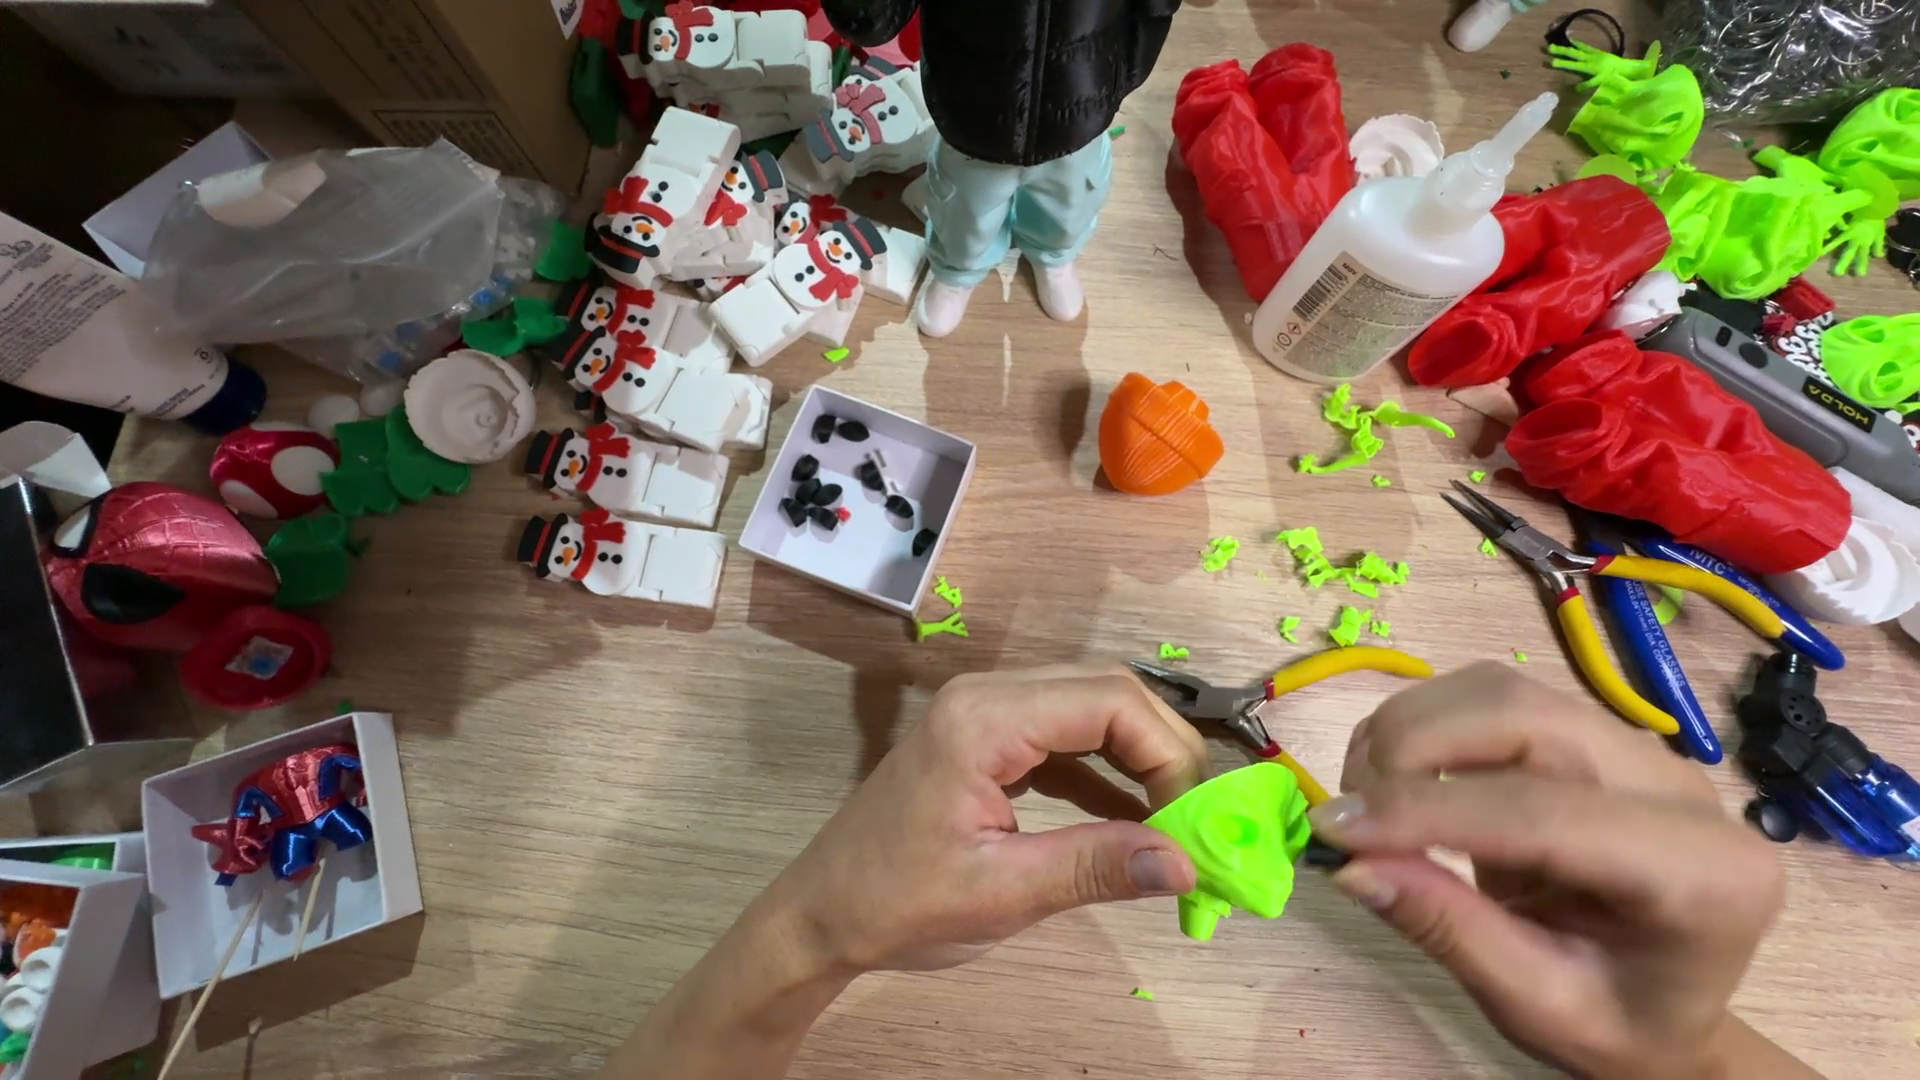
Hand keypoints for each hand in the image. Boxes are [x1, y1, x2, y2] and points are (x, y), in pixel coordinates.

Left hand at [764, 666, 1209, 972]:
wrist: (822, 910)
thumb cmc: (897, 903)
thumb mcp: (1001, 893)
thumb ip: (1095, 867)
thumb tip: (1186, 862)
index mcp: (985, 718)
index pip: (1108, 699)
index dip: (1167, 753)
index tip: (1192, 825)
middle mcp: (988, 694)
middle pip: (1105, 690)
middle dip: (1161, 749)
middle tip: (1193, 820)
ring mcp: (986, 711)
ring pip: (1089, 706)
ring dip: (1138, 755)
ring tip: (1174, 818)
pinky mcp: (989, 737)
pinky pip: (1064, 735)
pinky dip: (1104, 769)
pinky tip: (1131, 815)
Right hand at [1315, 662, 1792, 1079]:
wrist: (1654, 991)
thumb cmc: (1613, 1014)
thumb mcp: (1536, 1005)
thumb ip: (1447, 930)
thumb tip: (1348, 864)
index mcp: (1703, 873)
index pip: (1543, 813)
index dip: (1424, 812)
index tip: (1332, 830)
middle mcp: (1670, 783)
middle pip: (1517, 715)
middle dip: (1410, 751)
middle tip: (1352, 812)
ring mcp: (1620, 741)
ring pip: (1488, 689)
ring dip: (1403, 730)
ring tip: (1368, 798)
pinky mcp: (1571, 723)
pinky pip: (1473, 691)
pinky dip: (1410, 722)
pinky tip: (1391, 777)